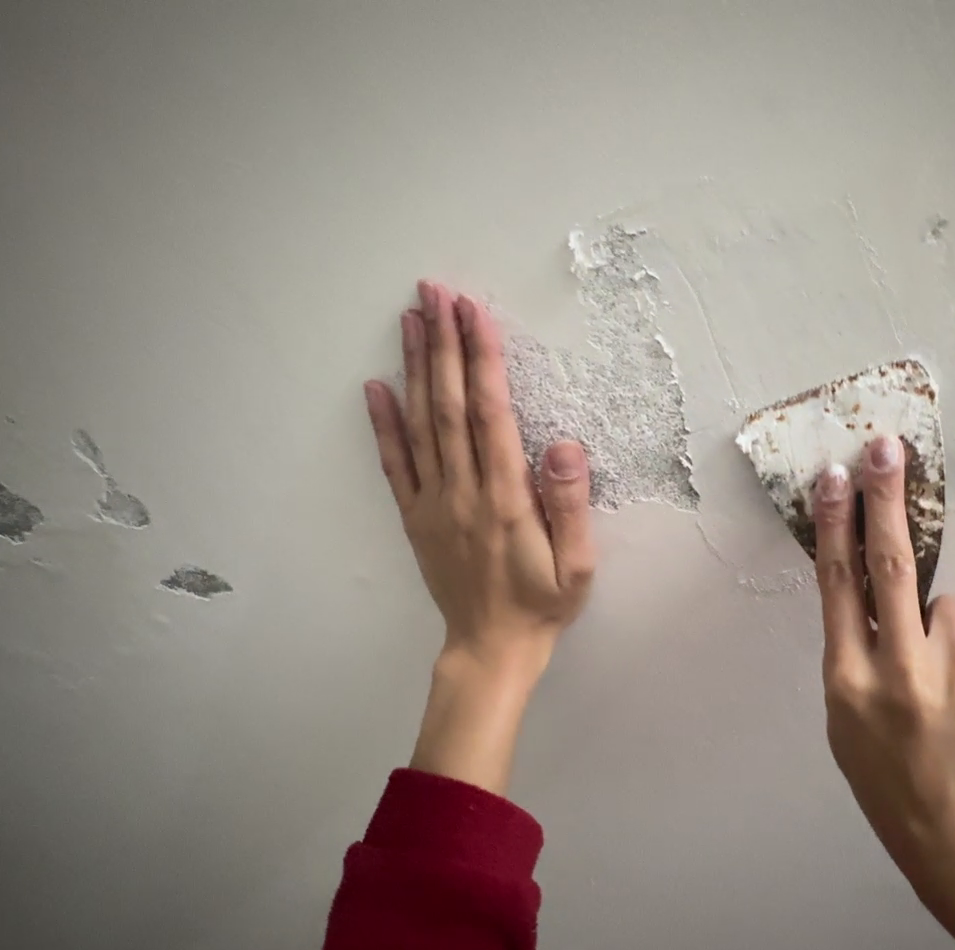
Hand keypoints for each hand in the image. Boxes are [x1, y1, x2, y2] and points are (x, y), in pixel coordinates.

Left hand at [363, 281, 596, 791]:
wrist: (490, 650)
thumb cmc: (541, 607)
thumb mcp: (577, 566)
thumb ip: (570, 505)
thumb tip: (563, 445)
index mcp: (505, 501)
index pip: (491, 416)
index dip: (484, 361)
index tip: (477, 314)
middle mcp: (462, 493)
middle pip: (450, 407)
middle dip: (445, 346)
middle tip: (436, 293)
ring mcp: (433, 505)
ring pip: (421, 425)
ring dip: (417, 369)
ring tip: (412, 320)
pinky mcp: (416, 518)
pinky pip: (396, 465)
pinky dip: (384, 424)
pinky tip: (377, 386)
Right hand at [814, 437, 954, 949]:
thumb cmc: (882, 780)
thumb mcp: (842, 720)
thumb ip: (855, 655)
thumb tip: (885, 604)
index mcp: (847, 683)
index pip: (838, 586)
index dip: (833, 525)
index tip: (833, 476)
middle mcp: (901, 671)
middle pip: (893, 566)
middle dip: (886, 499)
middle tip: (886, 446)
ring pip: (945, 610)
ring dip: (935, 628)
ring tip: (936, 687)